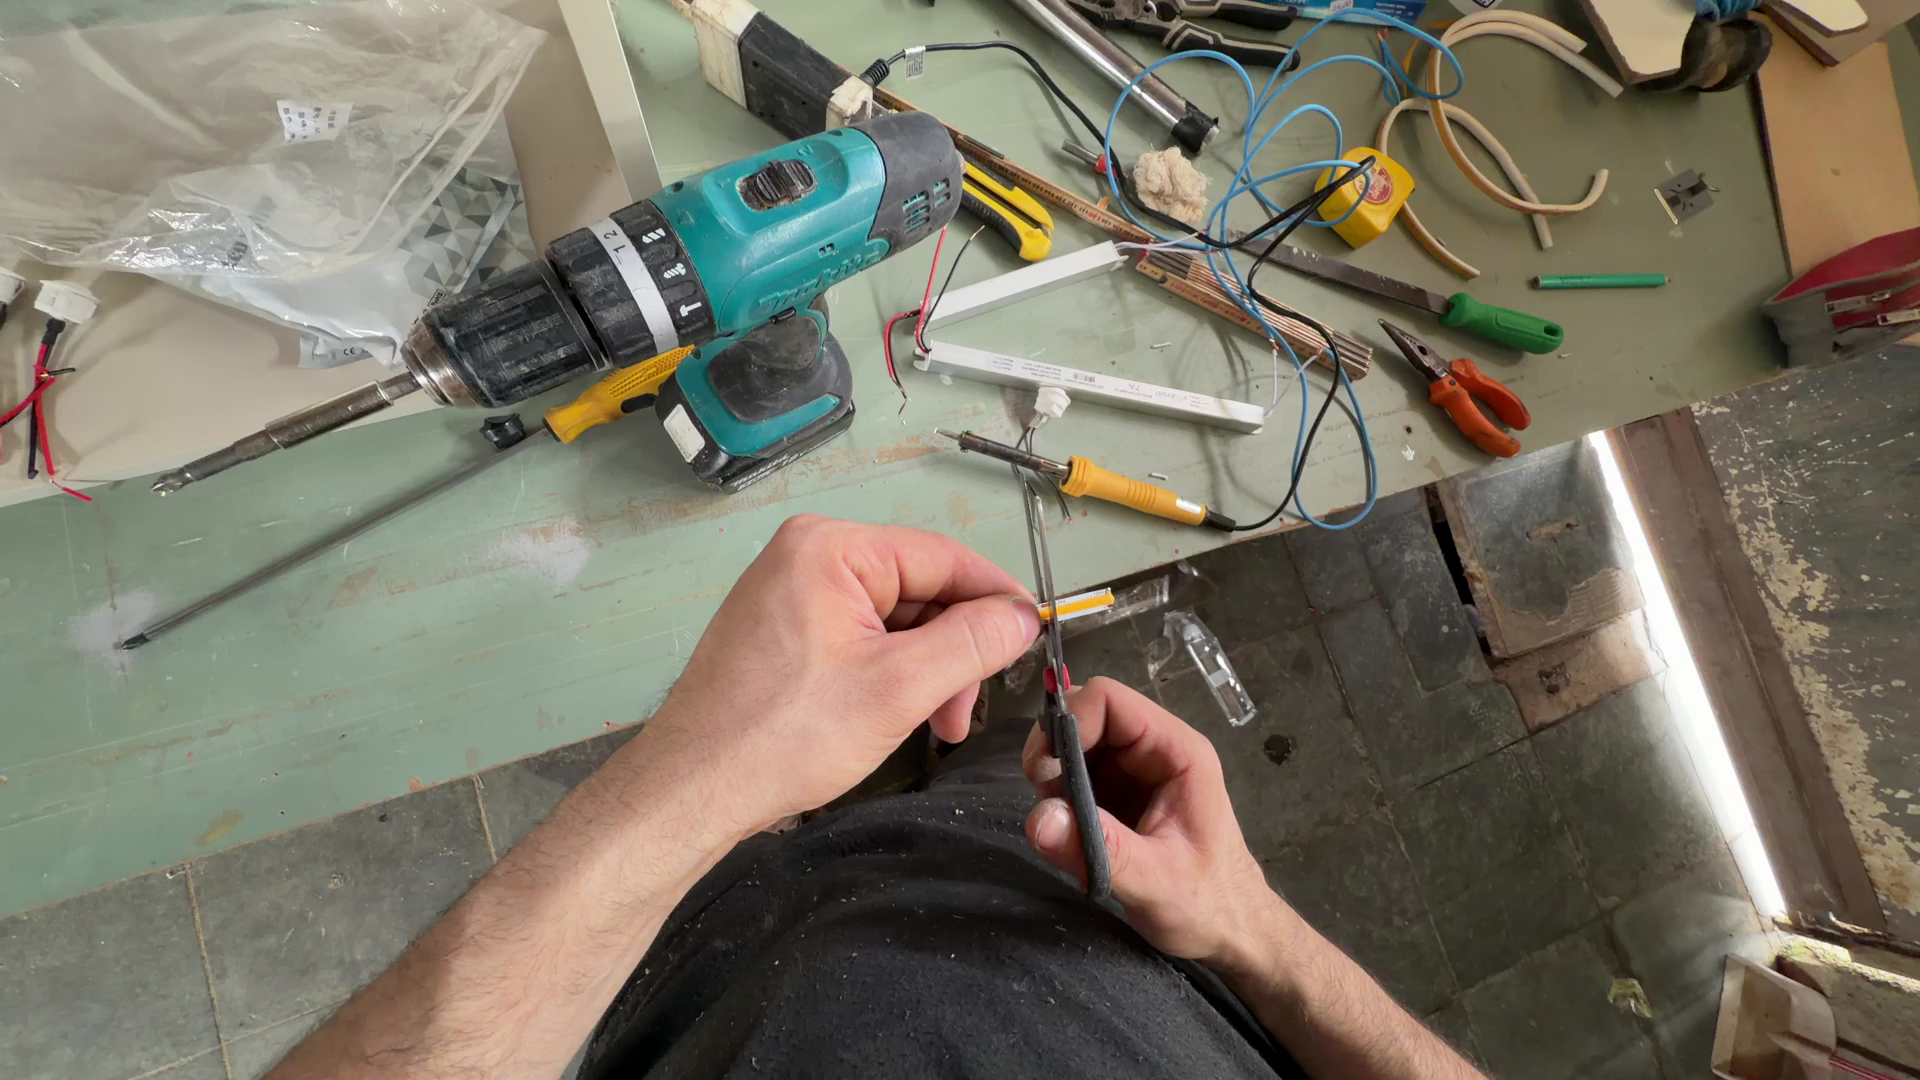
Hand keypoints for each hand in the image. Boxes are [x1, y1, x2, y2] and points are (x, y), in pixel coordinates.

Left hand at [643, 515, 1039, 834]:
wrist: (689, 794)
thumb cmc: (790, 735)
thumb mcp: (900, 687)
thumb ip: (974, 642)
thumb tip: (1026, 615)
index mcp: (833, 546)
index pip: (942, 556)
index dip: (998, 596)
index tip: (1039, 634)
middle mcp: (811, 553)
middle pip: (919, 589)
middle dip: (955, 649)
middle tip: (971, 711)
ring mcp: (794, 589)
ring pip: (895, 618)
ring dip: (928, 668)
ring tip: (941, 724)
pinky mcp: (787, 626)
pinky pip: (863, 635)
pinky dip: (894, 672)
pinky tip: (904, 712)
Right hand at [1022, 677, 1289, 966]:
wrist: (1231, 934)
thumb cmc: (1209, 906)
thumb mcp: (1156, 883)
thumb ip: (1098, 850)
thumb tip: (1037, 819)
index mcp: (1176, 750)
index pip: (1108, 700)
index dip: (1069, 723)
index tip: (1046, 772)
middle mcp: (1154, 747)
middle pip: (1085, 714)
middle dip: (1054, 748)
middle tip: (1042, 795)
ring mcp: (1134, 766)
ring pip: (1075, 740)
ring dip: (1053, 772)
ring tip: (1057, 818)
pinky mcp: (1117, 789)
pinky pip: (1075, 770)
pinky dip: (1059, 791)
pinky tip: (1065, 825)